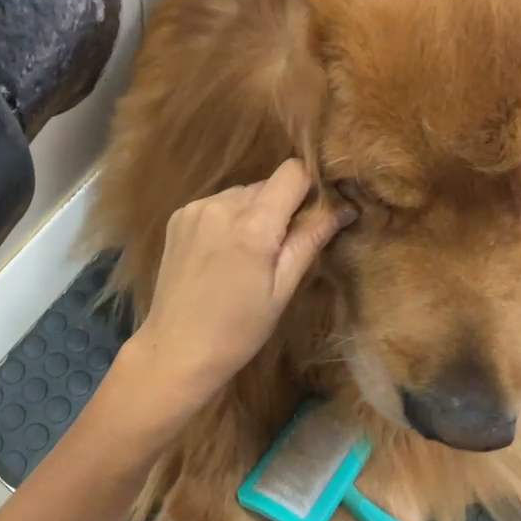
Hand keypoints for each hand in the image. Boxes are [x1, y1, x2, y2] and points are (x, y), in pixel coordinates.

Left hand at [129, 160, 352, 404]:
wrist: (176, 349)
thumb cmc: (238, 330)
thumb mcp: (282, 289)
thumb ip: (310, 241)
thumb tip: (344, 207)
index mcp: (252, 224)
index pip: (292, 172)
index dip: (309, 187)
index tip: (314, 213)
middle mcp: (221, 205)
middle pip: (266, 184)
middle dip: (280, 207)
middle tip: (279, 249)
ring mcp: (195, 208)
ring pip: (241, 194)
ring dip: (252, 213)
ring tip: (247, 256)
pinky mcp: (178, 217)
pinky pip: (216, 204)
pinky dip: (226, 219)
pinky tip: (221, 254)